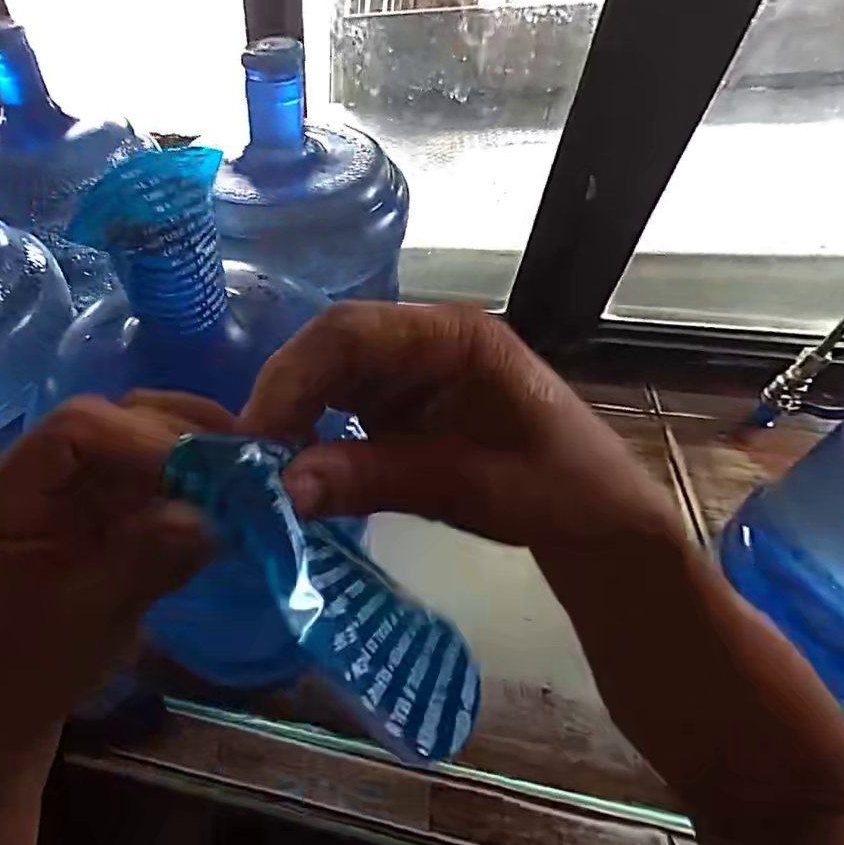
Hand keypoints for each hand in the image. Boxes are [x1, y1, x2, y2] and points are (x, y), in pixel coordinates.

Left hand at [0, 392, 232, 745]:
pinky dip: (192, 472)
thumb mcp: (90, 616)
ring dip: (192, 445)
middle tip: (240, 458)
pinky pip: (152, 470)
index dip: (142, 438)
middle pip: (113, 419)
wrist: (10, 701)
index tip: (199, 470)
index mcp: (11, 493)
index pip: (76, 429)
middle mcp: (42, 473)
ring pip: (138, 434)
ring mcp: (74, 485)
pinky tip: (224, 486)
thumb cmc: (31, 666)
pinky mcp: (103, 503)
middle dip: (179, 435)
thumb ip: (147, 560)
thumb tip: (210, 518)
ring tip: (240, 464)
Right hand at [240, 302, 684, 555]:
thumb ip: (380, 479)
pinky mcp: (403, 406)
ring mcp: (411, 373)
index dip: (292, 375)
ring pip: (328, 378)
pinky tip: (298, 469)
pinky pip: (342, 408)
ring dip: (292, 418)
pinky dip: (314, 436)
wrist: (597, 514)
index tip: (254, 436)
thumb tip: (284, 488)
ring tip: (262, 469)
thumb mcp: (474, 486)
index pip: (351, 331)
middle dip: (283, 398)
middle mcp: (425, 342)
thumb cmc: (559, 489)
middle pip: (330, 349)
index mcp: (454, 336)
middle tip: (246, 462)